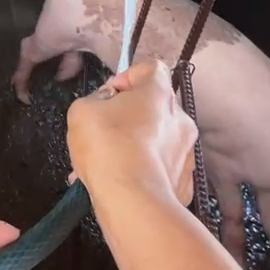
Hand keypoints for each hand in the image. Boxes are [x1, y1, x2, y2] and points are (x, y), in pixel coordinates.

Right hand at [67, 60, 197, 205]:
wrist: (132, 201)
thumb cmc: (107, 144)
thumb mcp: (82, 109)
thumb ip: (96, 100)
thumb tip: (107, 107)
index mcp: (159, 94)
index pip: (151, 68)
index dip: (127, 76)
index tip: (109, 95)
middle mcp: (181, 119)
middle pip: (154, 106)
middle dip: (129, 115)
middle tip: (104, 131)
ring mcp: (187, 154)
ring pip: (156, 140)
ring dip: (134, 145)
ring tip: (105, 164)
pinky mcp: (185, 184)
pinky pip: (160, 168)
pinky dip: (142, 171)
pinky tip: (119, 183)